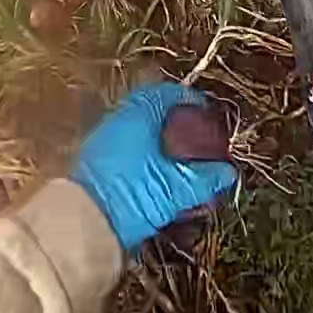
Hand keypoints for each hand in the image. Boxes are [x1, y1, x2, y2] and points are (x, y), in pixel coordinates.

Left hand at [70, 83, 237, 250]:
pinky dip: (147, 145)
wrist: (84, 219)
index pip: (168, 93)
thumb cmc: (133, 194)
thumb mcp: (174, 188)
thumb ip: (204, 178)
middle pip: (153, 106)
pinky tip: (158, 167)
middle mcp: (120, 115)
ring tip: (181, 152)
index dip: (191, 99)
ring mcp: (107, 133)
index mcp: (139, 112)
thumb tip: (228, 172)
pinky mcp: (98, 153)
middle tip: (197, 132)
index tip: (208, 113)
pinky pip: (129, 139)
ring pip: (140, 123)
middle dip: (176, 116)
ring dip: (161, 132)